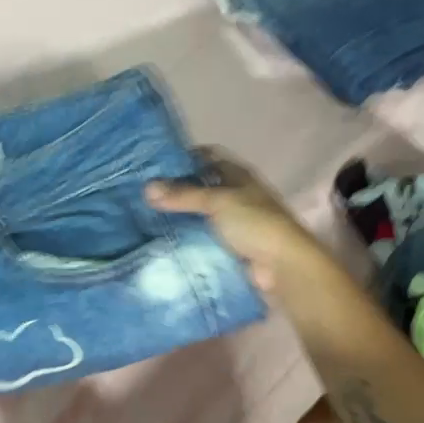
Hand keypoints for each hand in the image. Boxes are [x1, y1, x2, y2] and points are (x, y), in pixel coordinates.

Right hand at [146, 151, 337, 294]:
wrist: (281, 266)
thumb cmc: (254, 223)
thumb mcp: (218, 201)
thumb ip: (184, 194)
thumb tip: (147, 188)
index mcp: (239, 175)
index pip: (209, 156)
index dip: (185, 156)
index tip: (154, 164)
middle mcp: (236, 195)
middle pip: (202, 186)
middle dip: (177, 190)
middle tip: (142, 194)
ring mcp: (234, 223)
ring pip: (201, 215)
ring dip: (180, 217)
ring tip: (144, 217)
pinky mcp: (229, 247)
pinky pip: (203, 239)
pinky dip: (187, 239)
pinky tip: (162, 241)